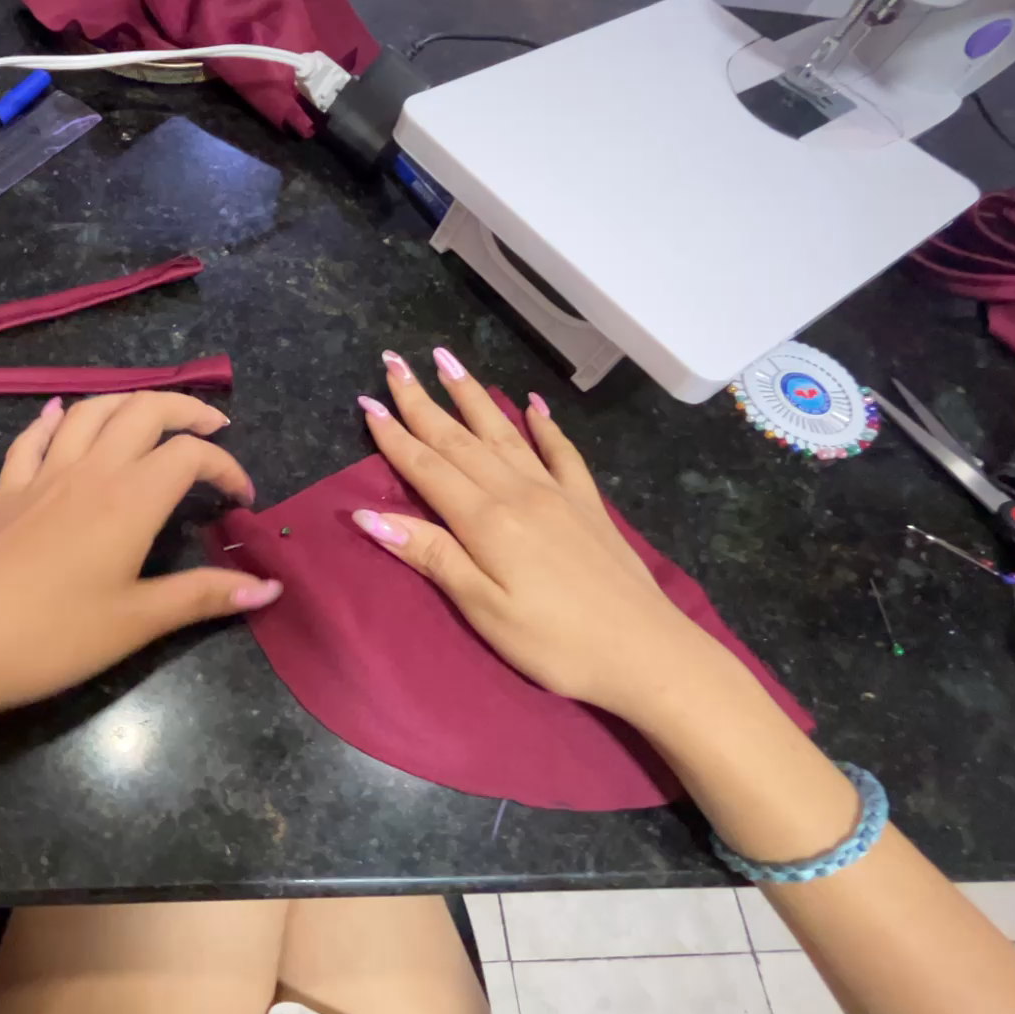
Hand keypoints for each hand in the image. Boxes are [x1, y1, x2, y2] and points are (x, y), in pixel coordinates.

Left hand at [0, 392, 281, 725]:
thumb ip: (203, 596)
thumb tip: (270, 587)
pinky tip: (61, 417)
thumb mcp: (135, 623)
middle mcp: (88, 472)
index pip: (190, 456)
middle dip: (186, 410)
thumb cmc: (49, 638)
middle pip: (143, 411)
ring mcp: (42, 476)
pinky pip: (35, 438)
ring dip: (129, 402)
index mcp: (128, 500)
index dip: (226, 468)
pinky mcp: (6, 492)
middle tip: (216, 426)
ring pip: (90, 411)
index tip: (244, 502)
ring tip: (154, 417)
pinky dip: (57, 420)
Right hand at [352, 348, 729, 712]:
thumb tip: (369, 516)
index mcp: (487, 520)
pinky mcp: (587, 504)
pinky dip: (543, 425)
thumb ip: (431, 555)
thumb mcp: (482, 608)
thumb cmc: (554, 643)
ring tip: (447, 360)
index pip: (427, 467)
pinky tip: (532, 403)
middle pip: (458, 439)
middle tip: (393, 362)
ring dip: (471, 395)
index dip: (394, 437)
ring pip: (503, 433)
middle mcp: (518, 492)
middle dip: (421, 401)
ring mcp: (556, 493)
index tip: (366, 402)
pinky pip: (560, 452)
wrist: (648, 654)